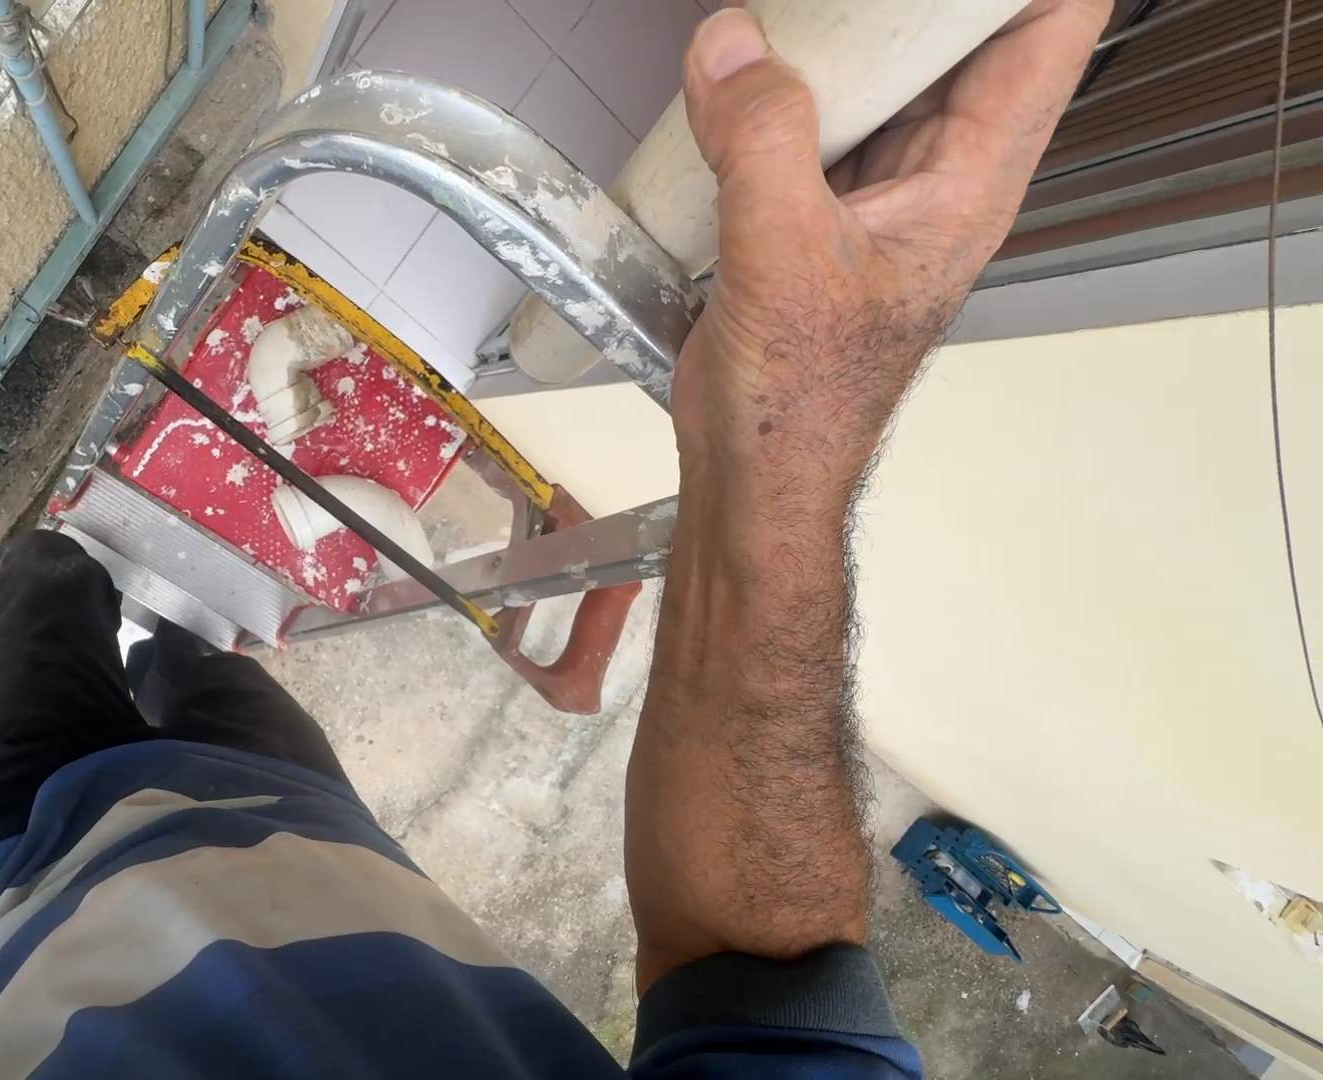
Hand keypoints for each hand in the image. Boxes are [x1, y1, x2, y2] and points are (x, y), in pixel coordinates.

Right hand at [625, 0, 1110, 988]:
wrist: (729, 556)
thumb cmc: (778, 452)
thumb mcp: (786, 284)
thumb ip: (770, 152)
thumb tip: (729, 40)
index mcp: (950, 204)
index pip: (1040, 31)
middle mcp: (910, 216)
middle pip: (946, 60)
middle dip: (899, 4)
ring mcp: (845, 250)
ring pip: (856, 117)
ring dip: (826, 54)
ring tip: (776, 15)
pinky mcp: (782, 283)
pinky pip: (784, 172)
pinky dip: (761, 129)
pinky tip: (720, 108)